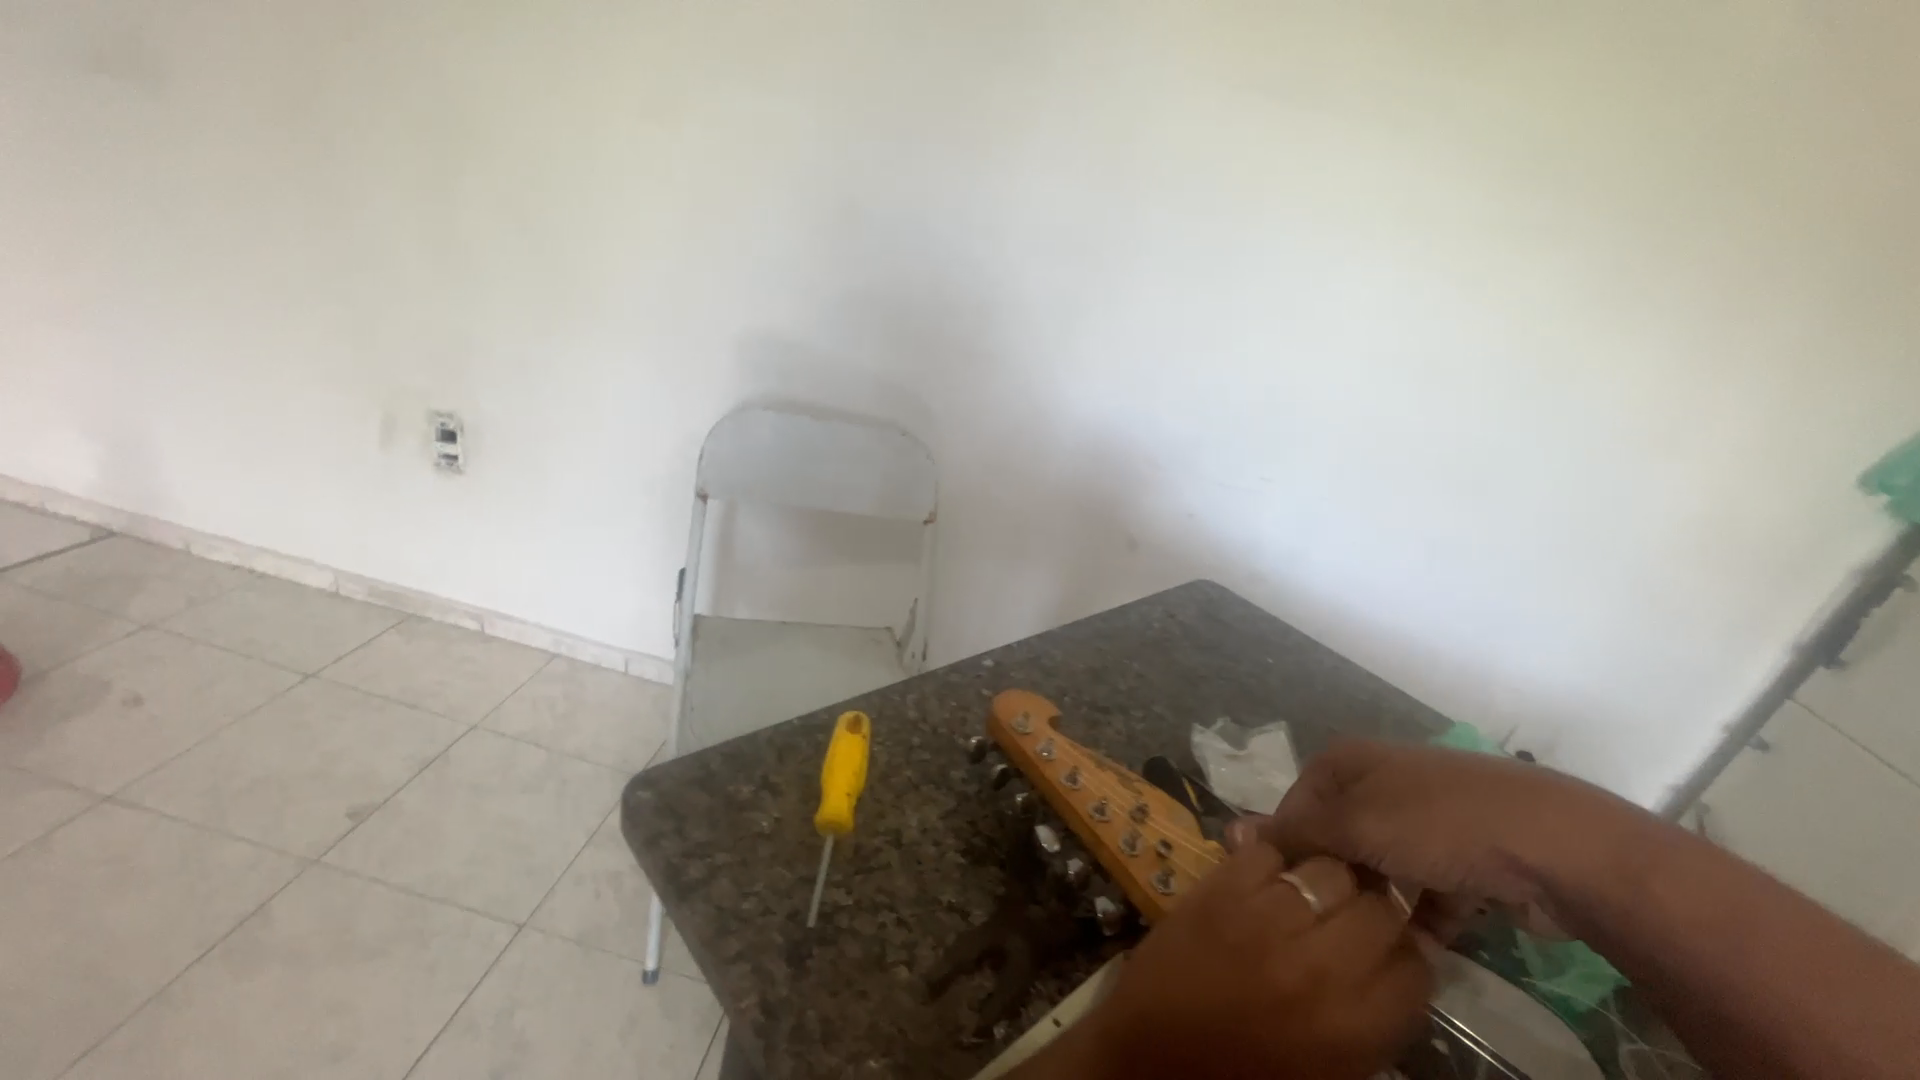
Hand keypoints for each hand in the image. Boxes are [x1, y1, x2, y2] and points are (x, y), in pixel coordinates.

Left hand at [1053, 844, 1431, 1079]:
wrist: (1151, 1060)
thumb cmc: (1244, 1074)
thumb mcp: (1330, 1066)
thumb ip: (1373, 1015)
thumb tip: (1407, 956)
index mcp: (1354, 1025)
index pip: (1417, 964)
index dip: (1408, 951)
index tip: (1391, 947)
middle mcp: (1318, 967)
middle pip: (1379, 907)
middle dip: (1374, 908)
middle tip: (1352, 914)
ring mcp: (1264, 921)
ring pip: (1326, 870)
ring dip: (1326, 879)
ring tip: (1310, 893)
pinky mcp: (1216, 891)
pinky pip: (1265, 852)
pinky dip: (1270, 860)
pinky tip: (1264, 882)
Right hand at [1254, 739, 1642, 936]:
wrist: (1558, 847)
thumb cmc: (1437, 824)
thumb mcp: (1352, 826)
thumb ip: (1293, 834)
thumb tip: (1229, 831)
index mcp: (1352, 760)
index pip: (1296, 803)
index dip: (1288, 845)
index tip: (1287, 889)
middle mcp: (1387, 779)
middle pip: (1340, 834)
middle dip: (1337, 876)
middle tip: (1329, 918)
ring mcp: (1432, 815)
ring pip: (1384, 864)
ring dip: (1379, 900)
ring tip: (1372, 936)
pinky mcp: (1470, 852)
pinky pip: (1428, 886)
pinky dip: (1423, 913)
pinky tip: (1419, 943)